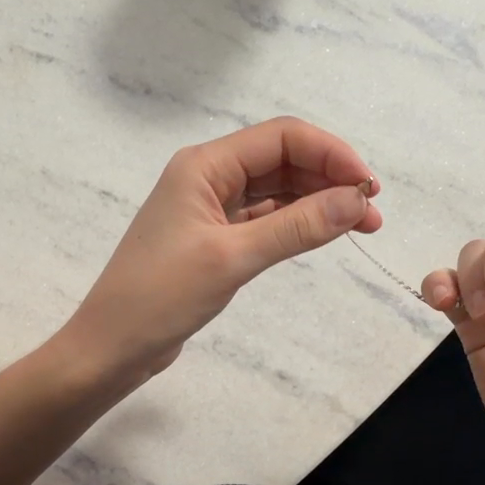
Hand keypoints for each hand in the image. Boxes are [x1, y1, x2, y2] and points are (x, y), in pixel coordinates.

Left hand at [65, 117, 382, 379]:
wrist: (112, 346)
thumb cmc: (161, 297)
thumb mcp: (232, 258)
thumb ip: (296, 227)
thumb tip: (356, 201)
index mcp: (203, 166)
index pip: (281, 138)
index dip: (331, 153)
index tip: (369, 186)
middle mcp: (206, 178)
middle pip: (281, 161)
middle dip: (329, 179)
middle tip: (372, 214)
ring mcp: (209, 210)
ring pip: (275, 192)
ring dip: (316, 203)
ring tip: (360, 226)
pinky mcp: (212, 241)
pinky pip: (262, 220)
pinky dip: (294, 225)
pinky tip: (322, 236)